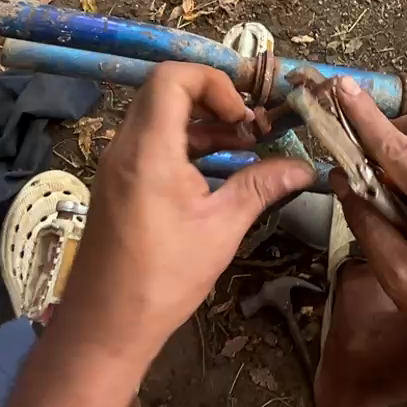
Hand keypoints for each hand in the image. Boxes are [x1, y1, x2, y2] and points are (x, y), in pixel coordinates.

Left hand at [58, 62, 315, 356]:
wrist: (103, 329)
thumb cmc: (162, 280)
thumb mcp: (221, 229)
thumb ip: (260, 186)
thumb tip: (304, 167)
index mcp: (149, 151)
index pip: (172, 78)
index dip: (213, 82)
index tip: (242, 115)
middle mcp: (126, 146)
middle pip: (167, 90)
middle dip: (214, 97)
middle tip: (250, 125)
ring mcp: (119, 162)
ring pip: (161, 115)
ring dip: (204, 121)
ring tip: (246, 145)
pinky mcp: (120, 179)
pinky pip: (154, 140)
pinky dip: (188, 141)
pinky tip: (220, 167)